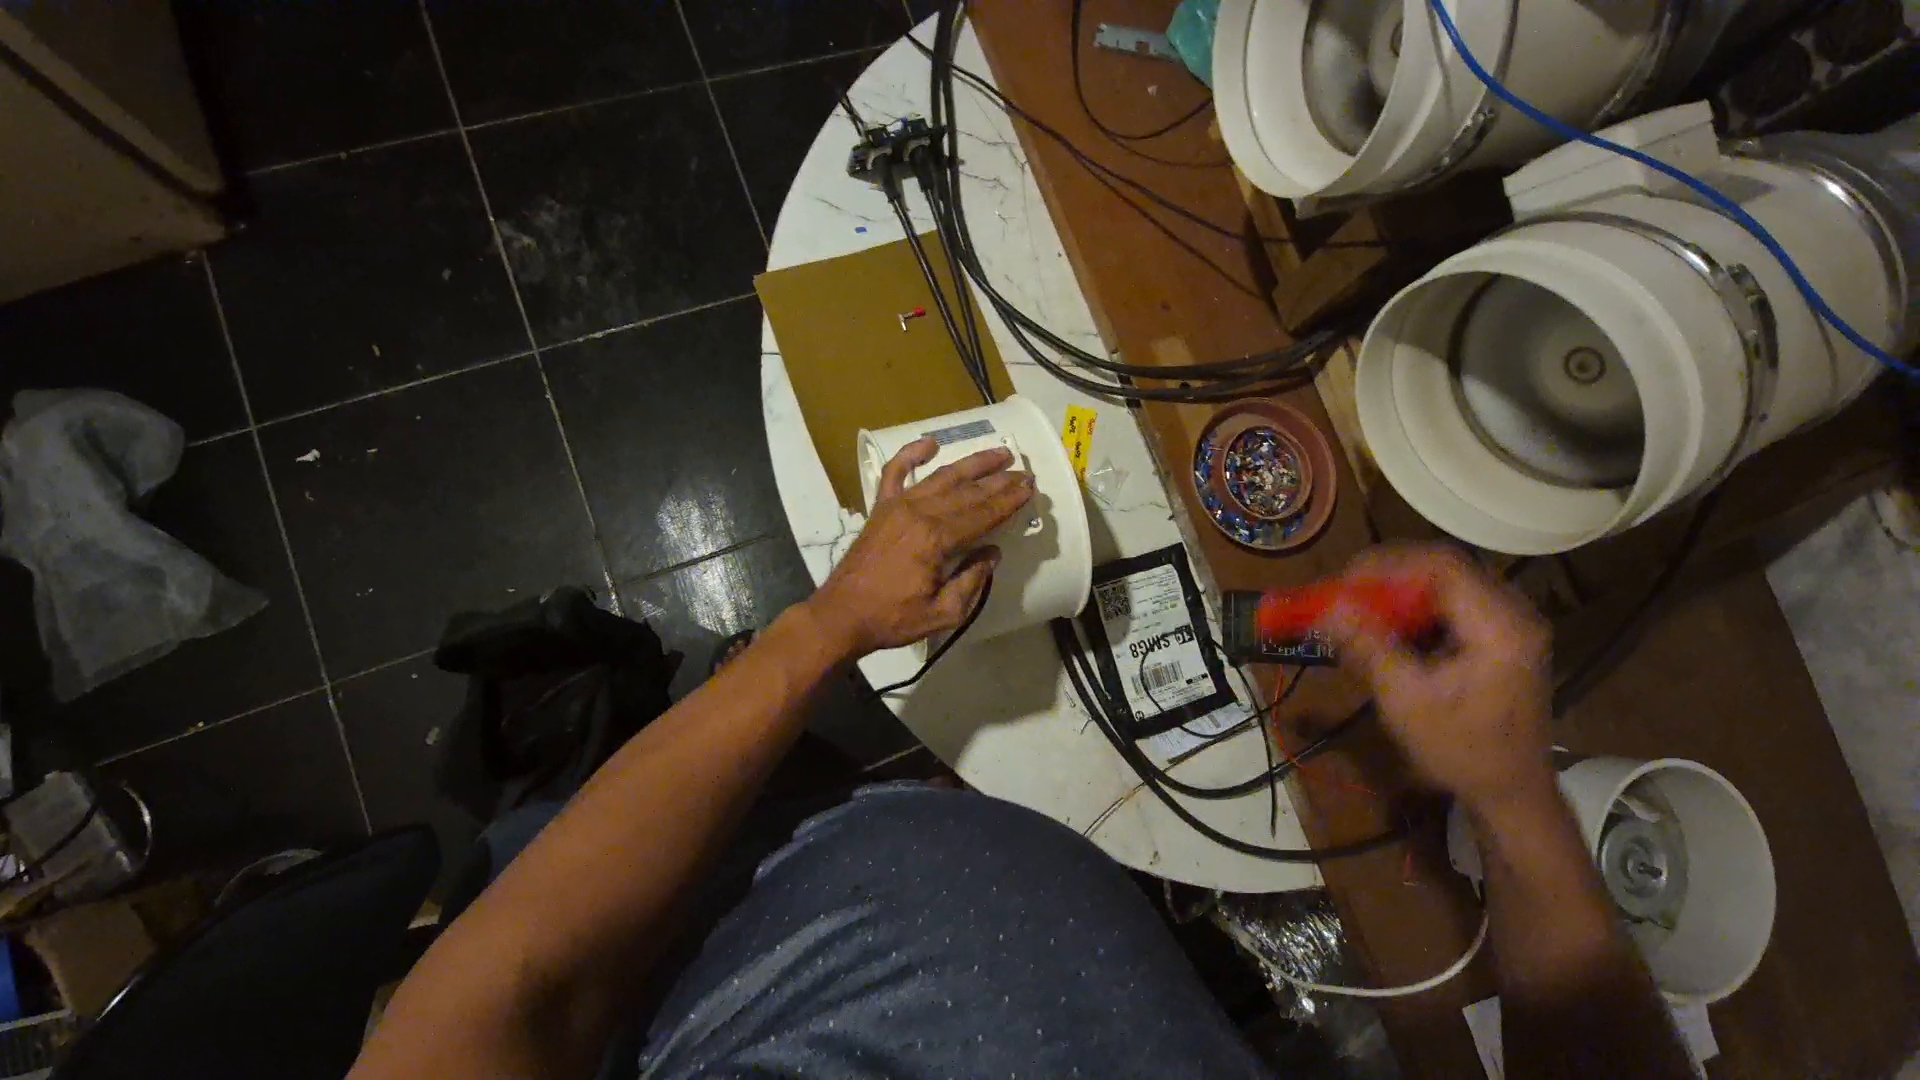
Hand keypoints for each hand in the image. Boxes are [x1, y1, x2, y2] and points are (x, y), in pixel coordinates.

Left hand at [804, 437, 1033, 659]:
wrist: (841, 614)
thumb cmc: (892, 618)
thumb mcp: (943, 613)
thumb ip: (972, 582)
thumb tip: (992, 553)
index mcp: (936, 539)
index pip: (982, 514)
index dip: (1009, 501)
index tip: (1030, 488)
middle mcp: (919, 513)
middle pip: (967, 492)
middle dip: (999, 481)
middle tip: (1024, 472)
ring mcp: (897, 506)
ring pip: (941, 476)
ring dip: (972, 464)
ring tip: (998, 453)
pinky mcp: (880, 507)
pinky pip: (895, 472)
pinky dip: (911, 454)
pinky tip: (931, 443)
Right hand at [1321, 546, 1554, 812]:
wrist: (1511, 793)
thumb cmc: (1461, 751)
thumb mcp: (1406, 700)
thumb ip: (1367, 647)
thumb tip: (1326, 607)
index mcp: (1500, 627)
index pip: (1442, 566)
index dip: (1388, 565)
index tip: (1344, 582)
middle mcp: (1512, 614)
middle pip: (1442, 569)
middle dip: (1387, 579)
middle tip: (1345, 596)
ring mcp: (1509, 624)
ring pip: (1443, 585)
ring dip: (1397, 595)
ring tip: (1359, 614)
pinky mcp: (1498, 637)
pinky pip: (1450, 605)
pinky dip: (1413, 611)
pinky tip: (1387, 633)